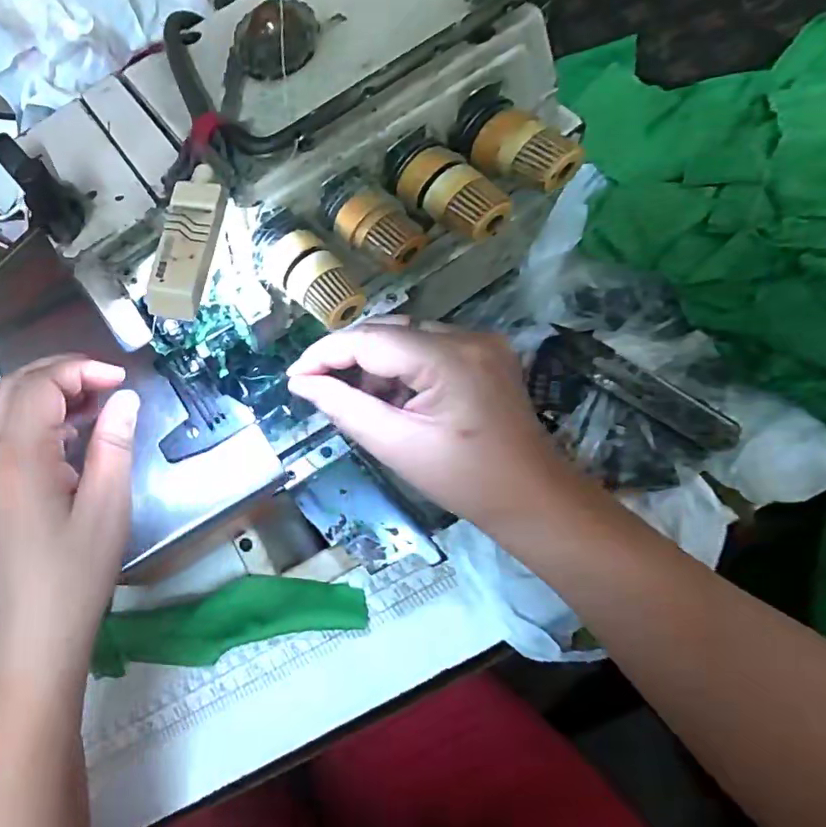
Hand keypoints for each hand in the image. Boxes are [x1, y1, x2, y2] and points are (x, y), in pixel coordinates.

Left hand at [0, 355, 140, 674]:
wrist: (38, 628)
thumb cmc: (76, 571)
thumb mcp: (107, 506)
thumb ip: (114, 443)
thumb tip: (123, 397)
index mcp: (21, 454)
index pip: (41, 385)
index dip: (81, 368)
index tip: (122, 379)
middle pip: (17, 385)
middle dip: (60, 370)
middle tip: (106, 379)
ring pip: (12, 406)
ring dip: (51, 391)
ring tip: (98, 399)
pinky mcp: (3, 487)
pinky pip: (16, 432)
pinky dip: (45, 416)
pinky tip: (80, 431)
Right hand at [285, 318, 575, 526]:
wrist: (531, 496)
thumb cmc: (461, 479)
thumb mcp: (393, 444)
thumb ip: (343, 406)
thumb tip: (301, 382)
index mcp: (448, 358)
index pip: (369, 339)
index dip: (324, 354)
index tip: (294, 377)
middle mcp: (467, 336)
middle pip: (386, 330)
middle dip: (346, 356)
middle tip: (315, 386)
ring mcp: (480, 341)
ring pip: (404, 336)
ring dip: (372, 362)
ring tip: (357, 400)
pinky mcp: (484, 352)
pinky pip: (425, 346)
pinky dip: (398, 366)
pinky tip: (390, 397)